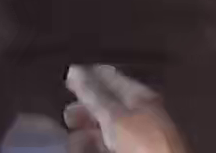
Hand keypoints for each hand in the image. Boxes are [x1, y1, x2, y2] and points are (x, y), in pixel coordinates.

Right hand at [64, 65, 189, 152]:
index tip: (70, 78)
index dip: (87, 74)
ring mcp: (146, 136)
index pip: (109, 75)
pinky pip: (117, 144)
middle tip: (69, 115)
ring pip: (112, 127)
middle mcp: (145, 112)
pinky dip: (101, 144)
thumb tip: (75, 70)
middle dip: (87, 108)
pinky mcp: (144, 152)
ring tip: (75, 139)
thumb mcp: (114, 115)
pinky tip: (90, 148)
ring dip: (91, 130)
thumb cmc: (146, 146)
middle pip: (109, 103)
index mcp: (141, 95)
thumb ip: (93, 92)